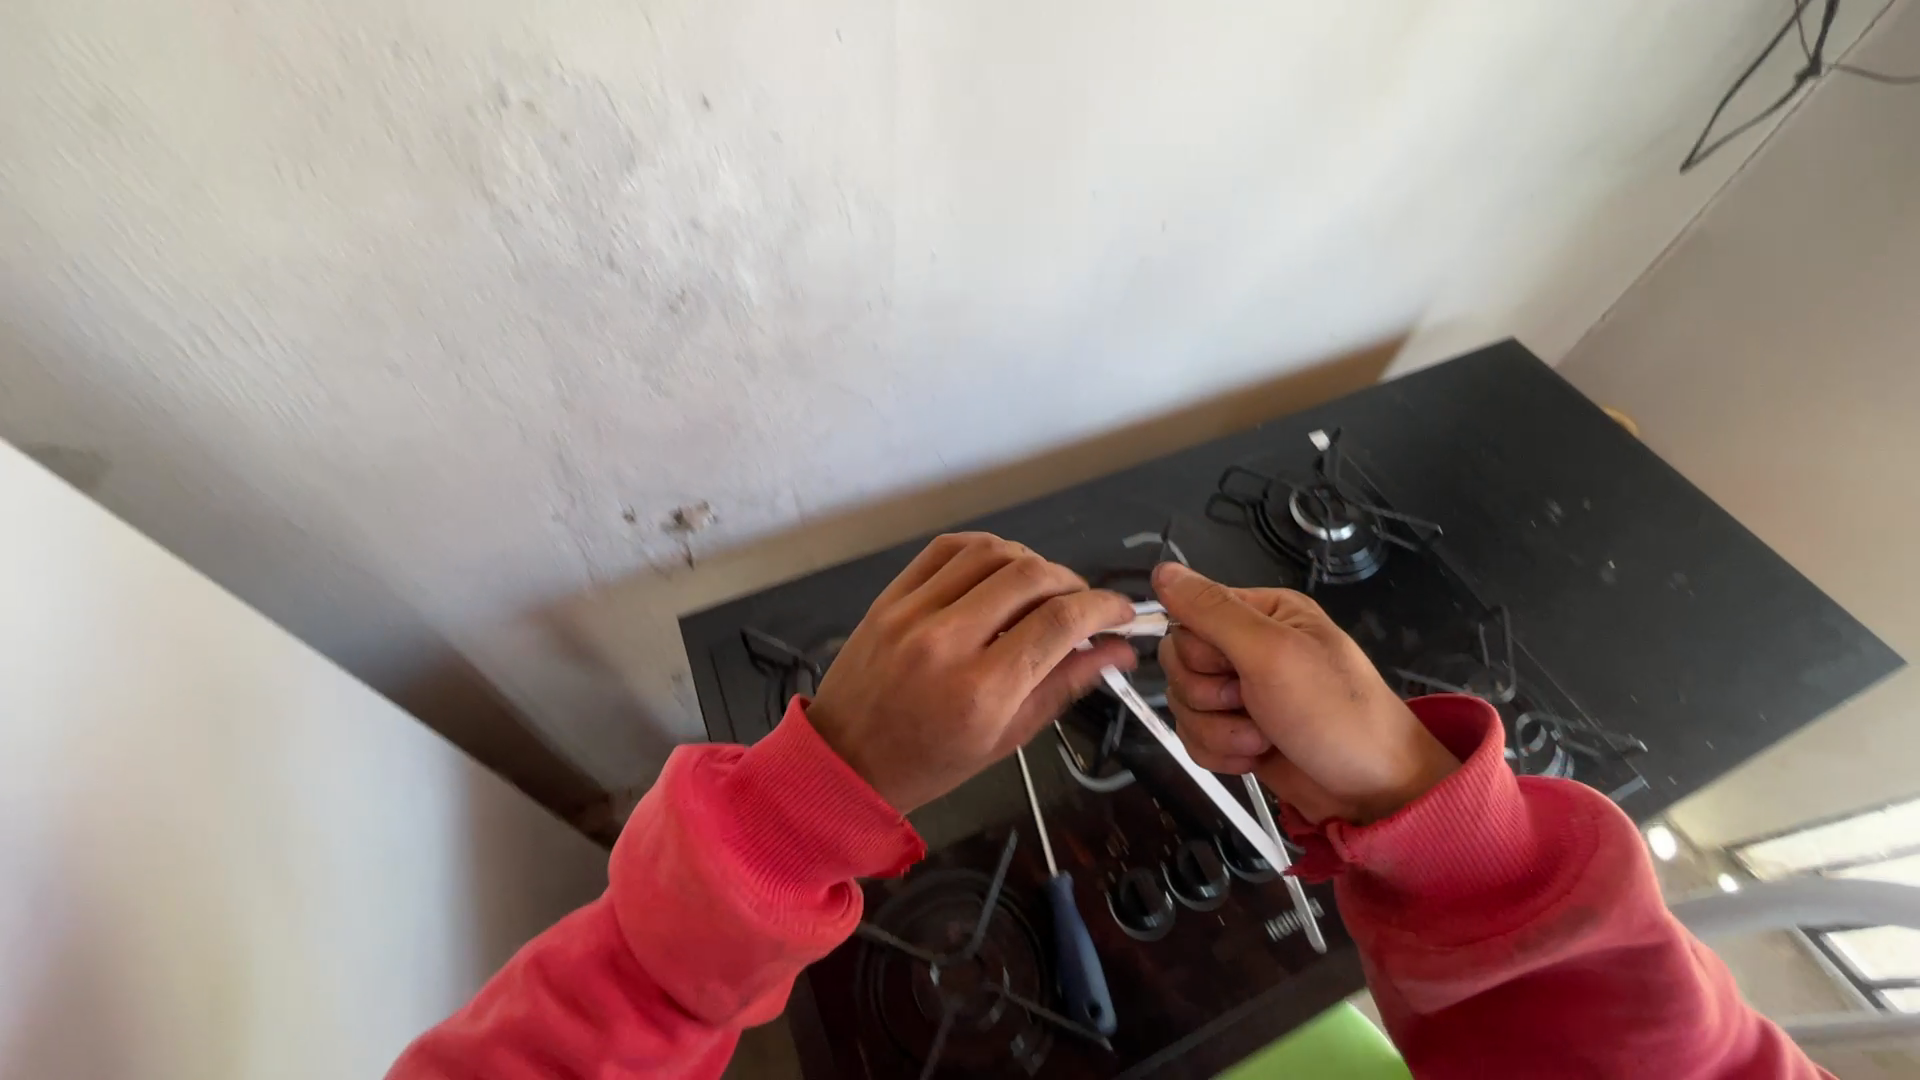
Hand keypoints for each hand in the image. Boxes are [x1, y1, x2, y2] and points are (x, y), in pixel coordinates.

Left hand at [808, 533, 1136, 812]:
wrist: (844, 759)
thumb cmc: (930, 762)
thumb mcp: (1007, 737)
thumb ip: (1065, 685)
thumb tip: (1120, 650)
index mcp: (981, 690)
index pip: (1059, 622)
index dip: (1103, 607)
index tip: (1120, 612)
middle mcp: (946, 640)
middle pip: (1031, 576)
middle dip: (1072, 582)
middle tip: (1082, 604)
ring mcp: (912, 611)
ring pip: (992, 552)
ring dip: (1032, 561)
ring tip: (1042, 588)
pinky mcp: (890, 595)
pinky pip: (947, 548)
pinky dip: (985, 549)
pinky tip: (998, 569)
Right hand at [1152, 562, 1458, 823]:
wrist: (1375, 795)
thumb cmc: (1333, 714)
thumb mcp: (1272, 652)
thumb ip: (1212, 611)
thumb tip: (1161, 569)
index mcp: (1260, 613)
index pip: (1186, 619)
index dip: (1199, 652)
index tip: (1234, 669)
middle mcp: (1245, 647)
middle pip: (1178, 664)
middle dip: (1209, 695)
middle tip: (1252, 703)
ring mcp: (1239, 693)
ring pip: (1182, 704)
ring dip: (1218, 730)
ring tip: (1263, 738)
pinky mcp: (1234, 733)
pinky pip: (1193, 736)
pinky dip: (1220, 752)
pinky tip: (1255, 757)